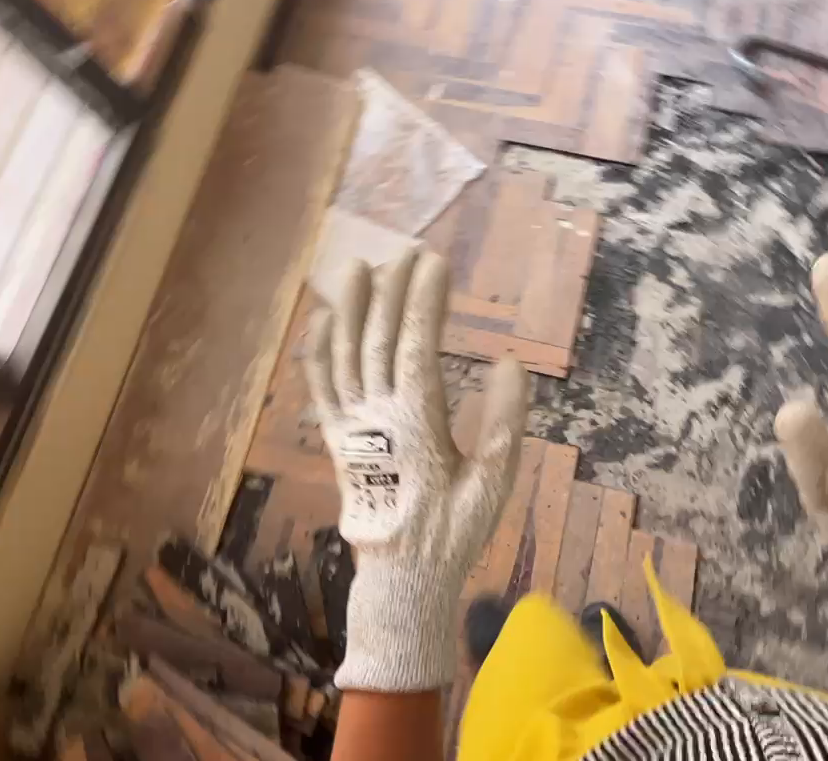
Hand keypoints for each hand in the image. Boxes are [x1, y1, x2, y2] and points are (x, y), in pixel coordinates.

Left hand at [304, 250, 531, 692]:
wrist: (401, 576)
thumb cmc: (453, 529)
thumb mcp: (493, 483)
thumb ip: (503, 423)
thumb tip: (509, 363)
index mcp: (417, 424)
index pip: (415, 347)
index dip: (423, 302)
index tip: (434, 264)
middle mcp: (377, 417)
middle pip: (377, 340)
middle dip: (391, 291)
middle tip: (406, 252)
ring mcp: (350, 426)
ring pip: (343, 355)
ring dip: (350, 308)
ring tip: (359, 267)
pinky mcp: (335, 438)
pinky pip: (320, 386)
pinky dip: (318, 350)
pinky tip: (322, 320)